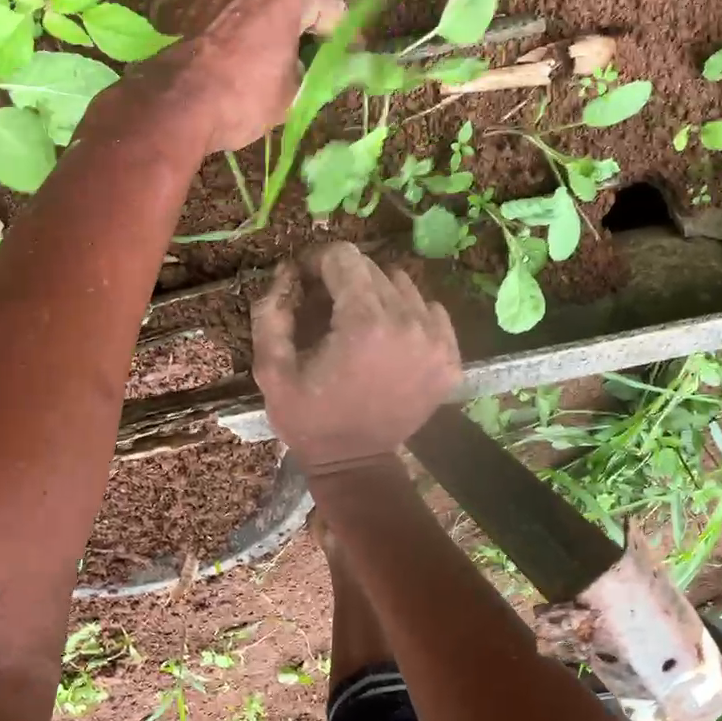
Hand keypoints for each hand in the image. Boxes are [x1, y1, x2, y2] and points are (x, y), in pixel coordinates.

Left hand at [145, 0, 344, 152]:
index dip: (343, 34)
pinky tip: (217, 44)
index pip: (330, 7)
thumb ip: (305, 72)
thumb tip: (307, 68)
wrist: (175, 102)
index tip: (349, 53)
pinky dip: (219, 14)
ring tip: (252, 36)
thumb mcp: (290, 94)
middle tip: (291, 26)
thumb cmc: (242, 97)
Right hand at [252, 242, 461, 473]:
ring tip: (357, 326)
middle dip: (344, 281)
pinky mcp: (451, 357)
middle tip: (325, 311)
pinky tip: (387, 341)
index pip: (343, 257)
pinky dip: (407, 315)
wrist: (355, 464)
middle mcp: (408, 322)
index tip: (305, 284)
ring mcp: (436, 340)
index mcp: (364, 322)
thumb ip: (271, 313)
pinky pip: (430, 311)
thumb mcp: (270, 372)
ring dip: (376, 295)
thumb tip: (288, 273)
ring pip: (403, 285)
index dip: (317, 264)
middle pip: (373, 269)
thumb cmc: (309, 419)